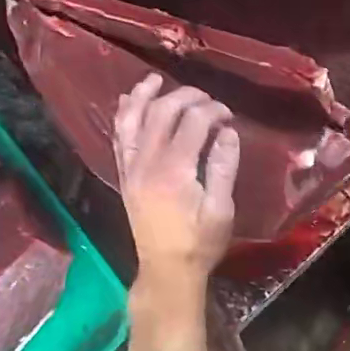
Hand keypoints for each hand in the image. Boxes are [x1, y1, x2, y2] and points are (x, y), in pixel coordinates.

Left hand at [113, 75, 239, 287]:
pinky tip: (131, 103)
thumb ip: (223, 168)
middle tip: (206, 97)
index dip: (213, 110)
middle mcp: (147, 163)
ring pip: (132, 121)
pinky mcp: (125, 176)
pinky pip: (120, 138)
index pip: (193, 123)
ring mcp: (131, 169)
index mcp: (175, 171)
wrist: (167, 271)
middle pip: (161, 114)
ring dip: (144, 97)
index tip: (229, 114)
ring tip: (155, 79)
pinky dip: (125, 116)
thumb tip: (228, 132)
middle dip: (185, 97)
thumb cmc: (200, 243)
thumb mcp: (221, 209)